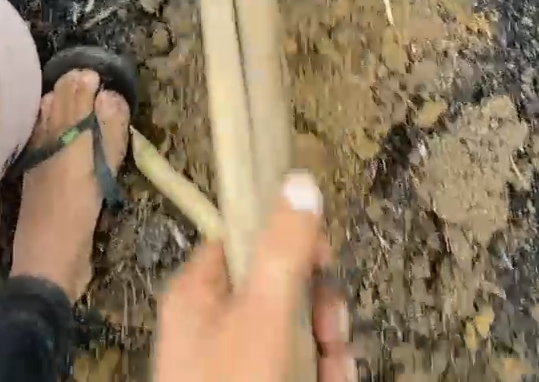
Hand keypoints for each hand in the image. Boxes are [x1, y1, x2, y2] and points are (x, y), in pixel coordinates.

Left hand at [152, 172, 355, 381]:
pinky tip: (337, 381)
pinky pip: (296, 368)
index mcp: (199, 291)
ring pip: (294, 330)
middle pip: (279, 285)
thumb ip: (284, 247)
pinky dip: (321, 373)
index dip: (288, 239)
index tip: (324, 254)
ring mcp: (234, 364)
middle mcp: (213, 323)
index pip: (246, 238)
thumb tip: (301, 177)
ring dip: (328, 344)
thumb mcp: (262, 314)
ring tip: (339, 369)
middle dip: (319, 304)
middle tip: (335, 328)